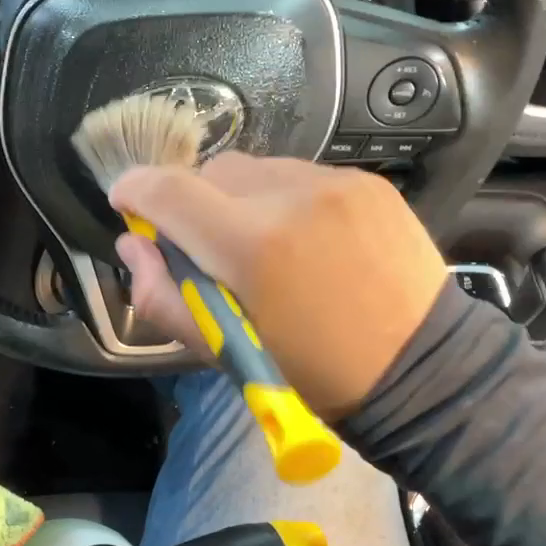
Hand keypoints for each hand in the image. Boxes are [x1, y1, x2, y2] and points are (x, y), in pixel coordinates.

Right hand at [112, 154, 446, 416]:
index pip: (169, 191)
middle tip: (203, 248)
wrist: (422, 371)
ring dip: (236, 200)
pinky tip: (299, 241)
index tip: (124, 201)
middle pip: (210, 172)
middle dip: (192, 203)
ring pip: (255, 170)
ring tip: (257, 247)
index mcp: (252, 246)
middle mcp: (291, 196)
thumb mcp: (222, 351)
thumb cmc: (311, 375)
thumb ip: (162, 296)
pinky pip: (298, 176)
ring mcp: (335, 183)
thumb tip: (131, 245)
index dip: (135, 190)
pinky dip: (280, 200)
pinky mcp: (367, 183)